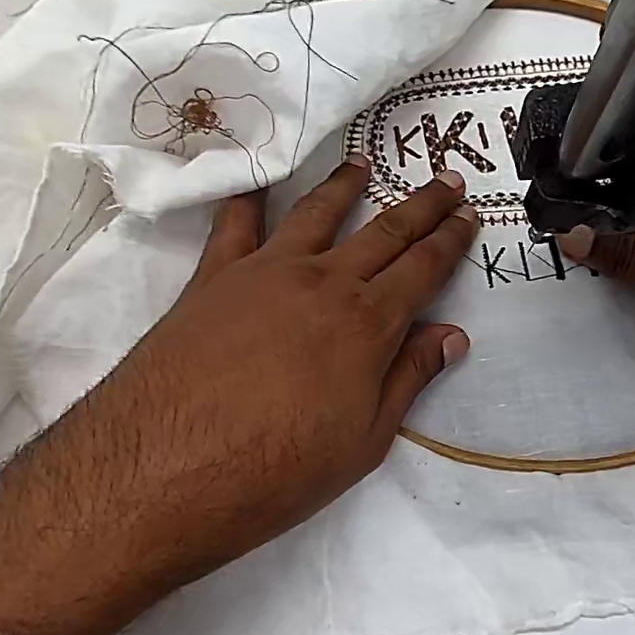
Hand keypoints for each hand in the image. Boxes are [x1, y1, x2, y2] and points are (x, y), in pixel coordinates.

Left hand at [58, 157, 478, 578]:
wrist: (166, 468)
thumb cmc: (277, 470)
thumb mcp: (363, 441)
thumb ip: (408, 379)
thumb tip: (451, 335)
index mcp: (366, 323)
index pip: (423, 269)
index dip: (450, 241)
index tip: (468, 215)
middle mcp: (322, 282)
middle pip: (384, 231)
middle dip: (421, 205)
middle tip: (445, 180)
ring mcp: (265, 272)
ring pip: (316, 214)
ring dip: (344, 186)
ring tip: (362, 165)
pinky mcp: (213, 276)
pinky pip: (234, 224)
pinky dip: (247, 198)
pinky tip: (255, 182)